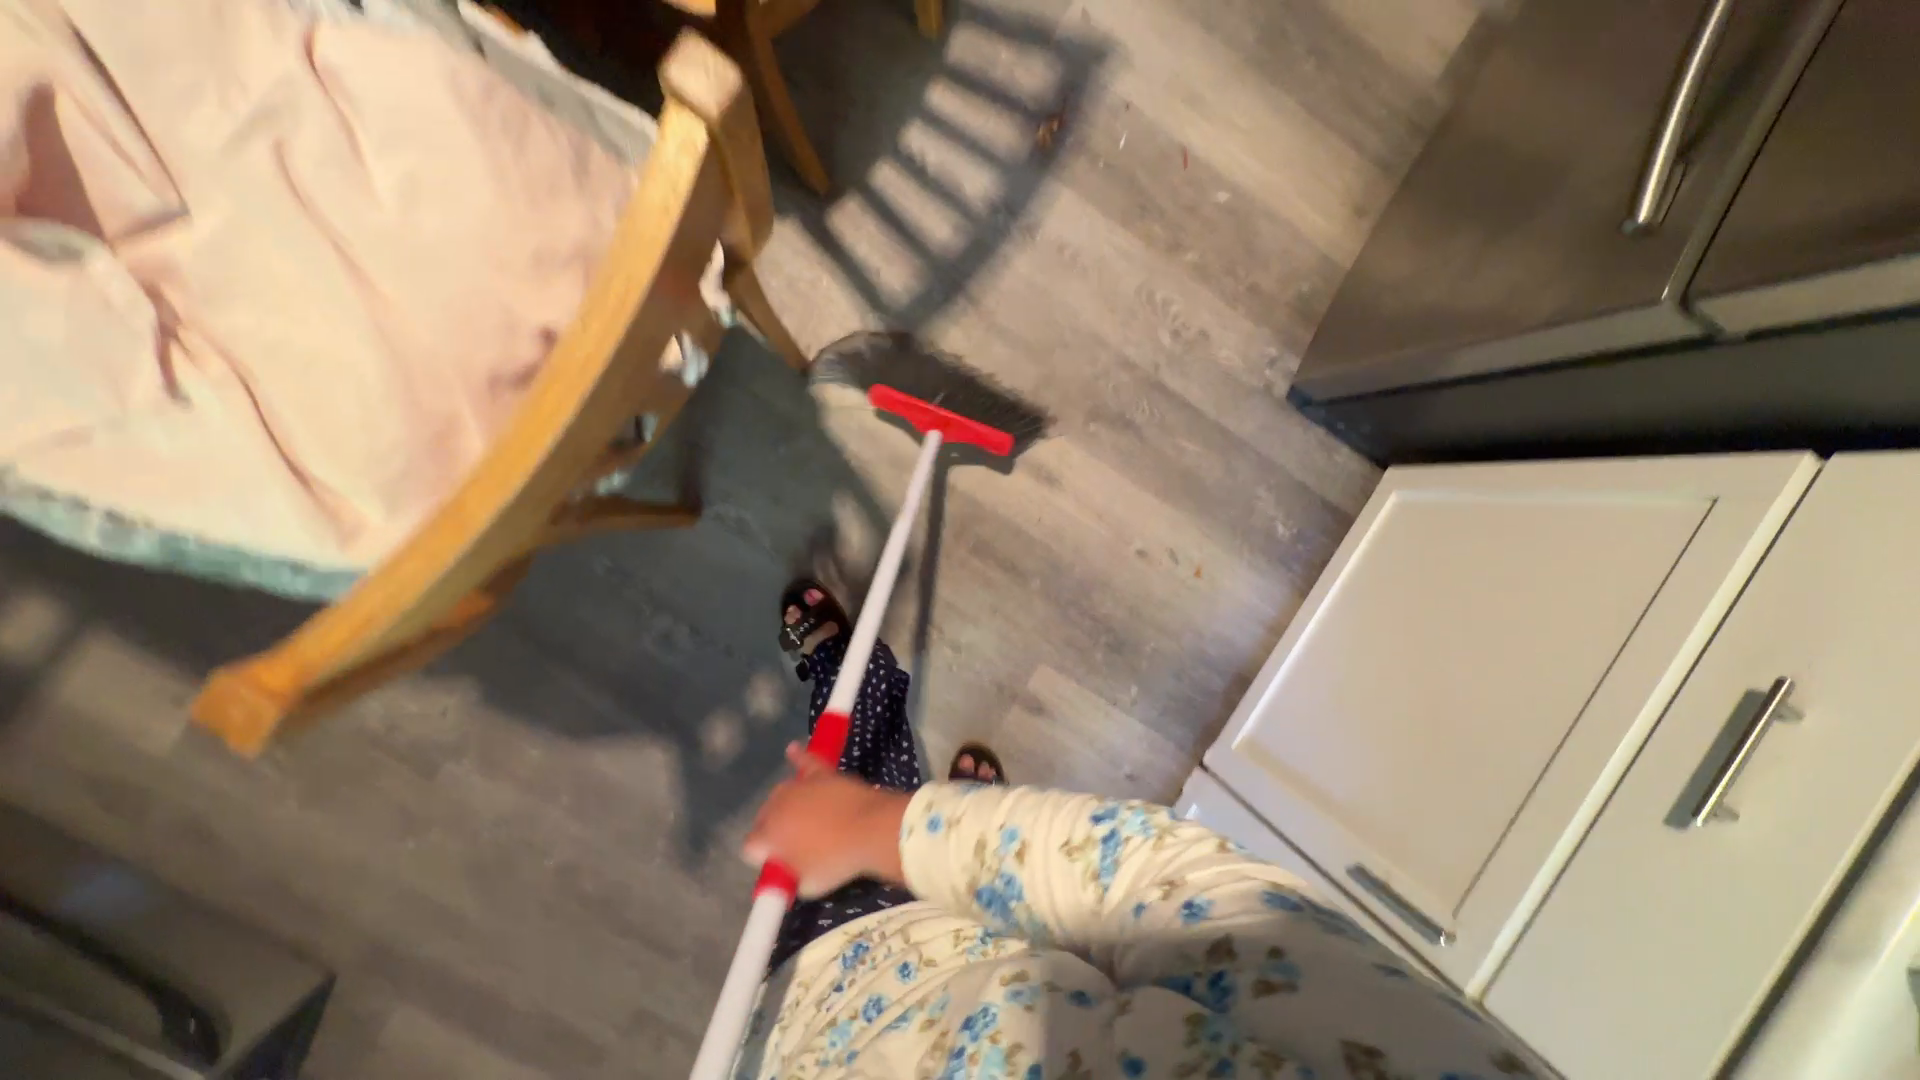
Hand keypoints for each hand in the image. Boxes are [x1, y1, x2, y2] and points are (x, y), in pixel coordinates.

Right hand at [743, 744, 910, 898]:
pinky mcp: (821, 773)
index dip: (766, 857)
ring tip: (800, 817)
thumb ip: (791, 875)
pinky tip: (792, 749)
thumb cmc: (838, 861)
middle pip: (765, 818)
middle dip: (774, 831)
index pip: (751, 848)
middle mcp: (776, 806)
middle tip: (796, 845)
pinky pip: (805, 760)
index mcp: (768, 835)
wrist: (870, 830)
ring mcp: (799, 786)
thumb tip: (790, 871)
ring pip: (782, 794)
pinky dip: (798, 756)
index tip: (781, 865)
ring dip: (787, 805)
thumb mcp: (809, 884)